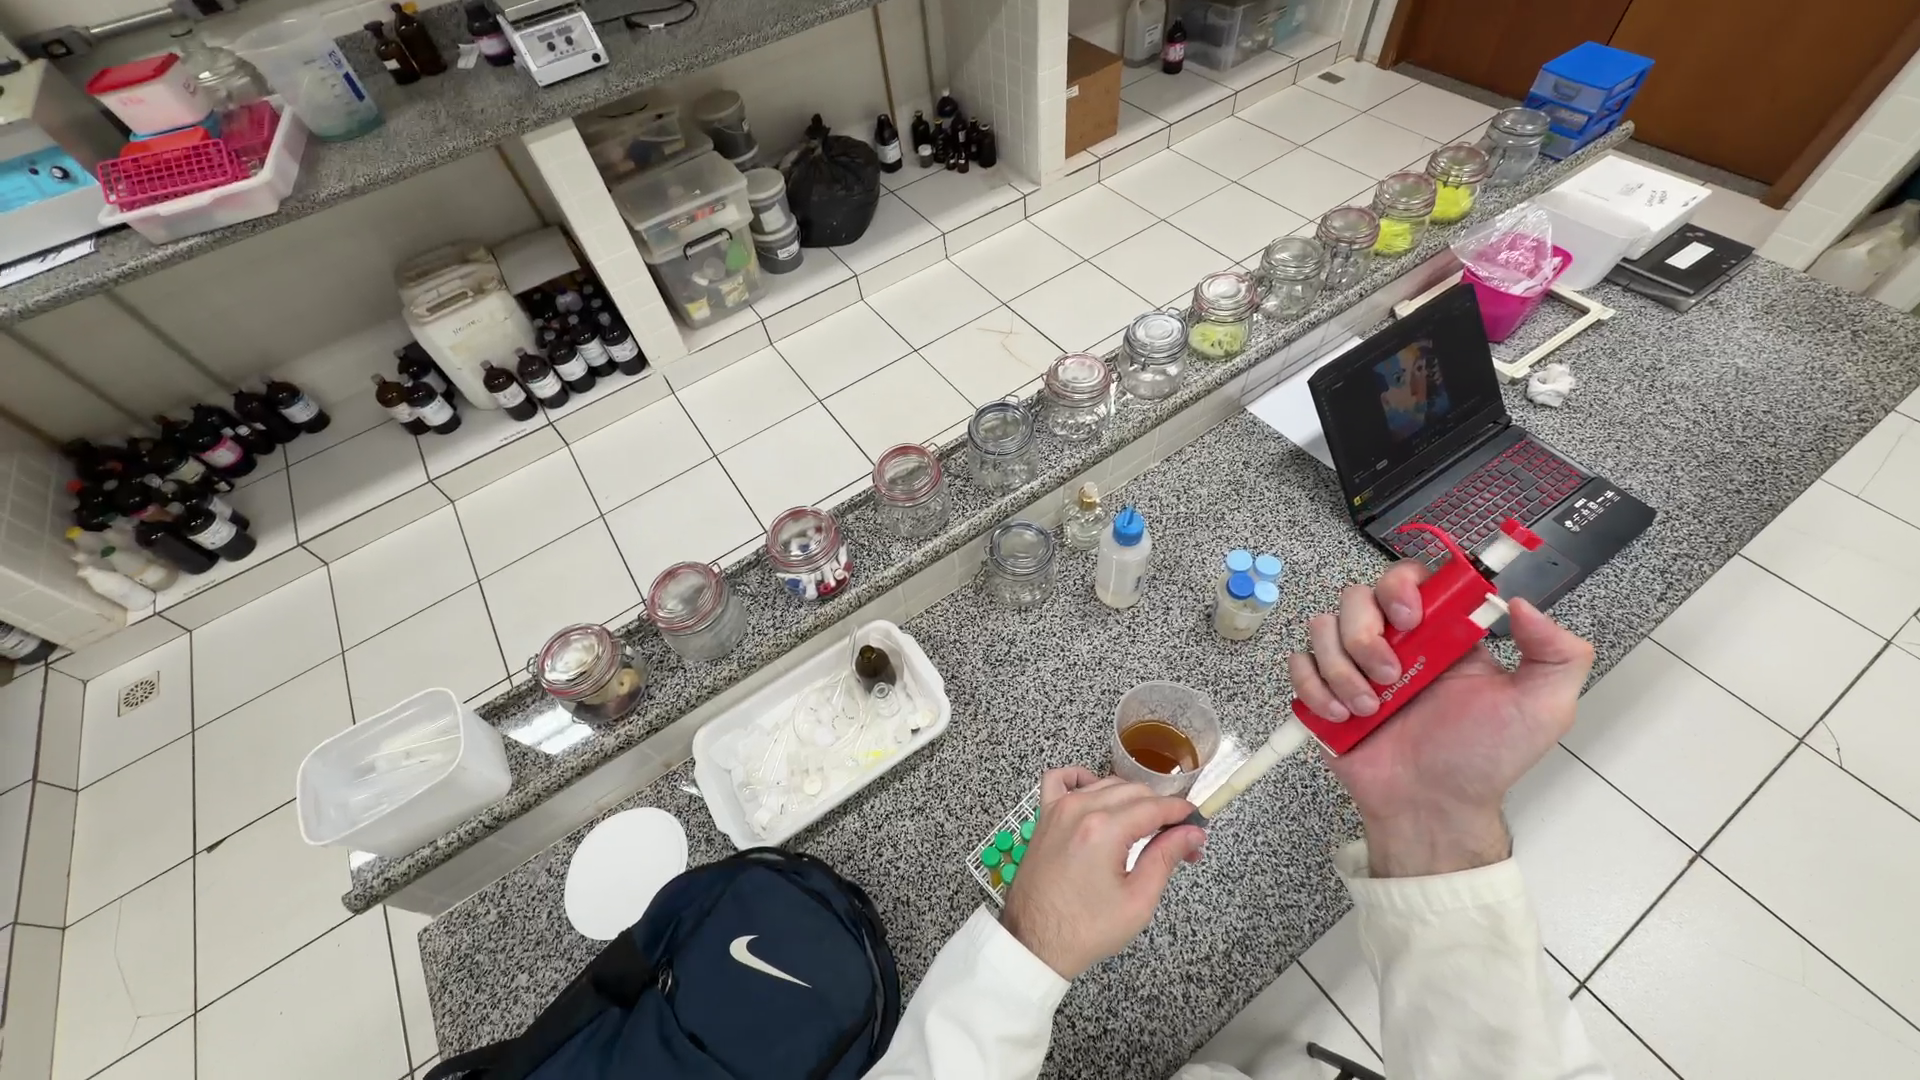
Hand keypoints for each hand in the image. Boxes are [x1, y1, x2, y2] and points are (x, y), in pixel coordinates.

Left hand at [999, 766, 1205, 978]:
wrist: (1036, 941)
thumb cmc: (1087, 928)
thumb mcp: (1138, 900)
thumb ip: (1166, 857)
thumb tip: (1193, 833)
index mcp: (1105, 829)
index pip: (1155, 806)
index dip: (1181, 812)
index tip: (1198, 822)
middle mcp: (1080, 809)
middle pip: (1134, 792)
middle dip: (1162, 810)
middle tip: (1179, 838)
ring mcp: (1058, 808)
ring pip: (1105, 784)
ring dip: (1131, 799)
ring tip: (1148, 828)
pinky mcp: (1044, 815)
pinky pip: (1061, 779)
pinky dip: (1082, 779)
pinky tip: (1098, 796)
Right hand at [1286, 561, 1593, 877]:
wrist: (1429, 806)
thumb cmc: (1482, 759)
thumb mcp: (1543, 708)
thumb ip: (1557, 653)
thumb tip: (1519, 602)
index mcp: (1439, 633)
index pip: (1409, 578)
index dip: (1399, 587)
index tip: (1410, 620)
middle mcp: (1392, 640)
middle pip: (1354, 596)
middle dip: (1364, 635)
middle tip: (1389, 676)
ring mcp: (1351, 663)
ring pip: (1321, 627)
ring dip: (1341, 670)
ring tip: (1369, 709)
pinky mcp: (1321, 688)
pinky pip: (1298, 663)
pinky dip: (1314, 688)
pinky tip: (1341, 716)